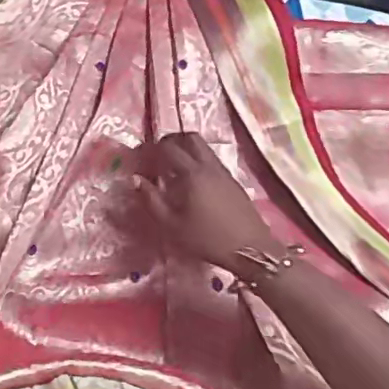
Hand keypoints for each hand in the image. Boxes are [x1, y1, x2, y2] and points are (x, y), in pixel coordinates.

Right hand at [135, 132, 276, 269]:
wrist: (252, 250)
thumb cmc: (207, 239)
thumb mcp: (171, 224)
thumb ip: (151, 199)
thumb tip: (135, 178)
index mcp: (192, 174)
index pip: (168, 148)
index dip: (150, 148)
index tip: (139, 156)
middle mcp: (209, 166)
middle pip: (190, 138)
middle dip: (171, 140)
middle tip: (157, 154)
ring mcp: (224, 172)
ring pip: (204, 148)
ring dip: (186, 149)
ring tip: (172, 167)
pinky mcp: (233, 182)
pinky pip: (212, 160)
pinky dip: (197, 161)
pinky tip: (191, 181)